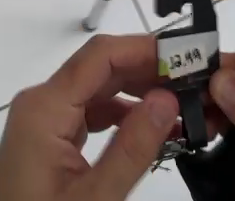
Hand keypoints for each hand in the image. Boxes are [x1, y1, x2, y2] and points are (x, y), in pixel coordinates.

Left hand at [0, 34, 181, 200]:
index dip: (143, 49)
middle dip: (147, 70)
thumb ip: (132, 148)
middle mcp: (41, 102)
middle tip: (193, 80)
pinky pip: (89, 112)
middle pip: (100, 68)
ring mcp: (43, 120)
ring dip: (138, 92)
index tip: (185, 54)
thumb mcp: (94, 198)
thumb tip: (167, 98)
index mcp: (45, 106)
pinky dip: (122, 115)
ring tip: (181, 101)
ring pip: (97, 89)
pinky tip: (152, 126)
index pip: (100, 56)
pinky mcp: (48, 138)